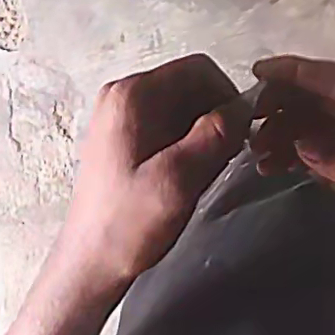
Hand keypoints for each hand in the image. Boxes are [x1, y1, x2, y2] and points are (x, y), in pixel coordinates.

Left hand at [53, 54, 247, 294]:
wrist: (88, 265)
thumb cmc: (127, 224)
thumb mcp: (177, 180)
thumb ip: (214, 136)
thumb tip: (245, 105)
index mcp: (131, 96)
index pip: (197, 69)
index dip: (227, 93)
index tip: (243, 129)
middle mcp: (124, 95)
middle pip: (190, 85)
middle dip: (216, 115)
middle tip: (228, 155)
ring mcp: (122, 115)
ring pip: (183, 105)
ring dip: (205, 131)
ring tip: (208, 170)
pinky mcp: (124, 136)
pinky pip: (169, 123)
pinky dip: (189, 141)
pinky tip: (191, 174)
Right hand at [251, 55, 334, 290]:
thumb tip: (300, 140)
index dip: (296, 72)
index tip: (257, 70)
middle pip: (320, 98)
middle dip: (283, 105)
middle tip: (248, 124)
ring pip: (315, 125)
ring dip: (284, 132)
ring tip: (255, 151)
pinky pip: (318, 153)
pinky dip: (293, 155)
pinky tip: (271, 166)